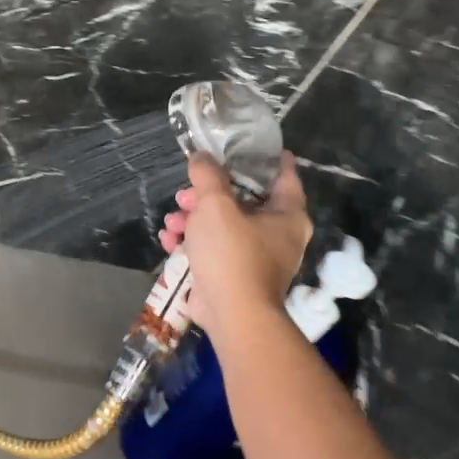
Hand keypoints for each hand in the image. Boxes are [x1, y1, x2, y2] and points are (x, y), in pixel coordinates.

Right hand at [159, 150, 311, 338]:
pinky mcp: (234, 273)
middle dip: (206, 195)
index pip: (285, 176)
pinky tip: (171, 242)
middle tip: (186, 194)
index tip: (248, 145)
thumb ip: (207, 175)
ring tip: (173, 222)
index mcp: (287, 216)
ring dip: (192, 219)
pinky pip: (212, 247)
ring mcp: (256, 256)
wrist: (232, 313)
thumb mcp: (215, 204)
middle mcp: (277, 235)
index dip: (268, 158)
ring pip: (221, 224)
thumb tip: (202, 156)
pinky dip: (191, 242)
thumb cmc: (232, 252)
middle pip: (241, 200)